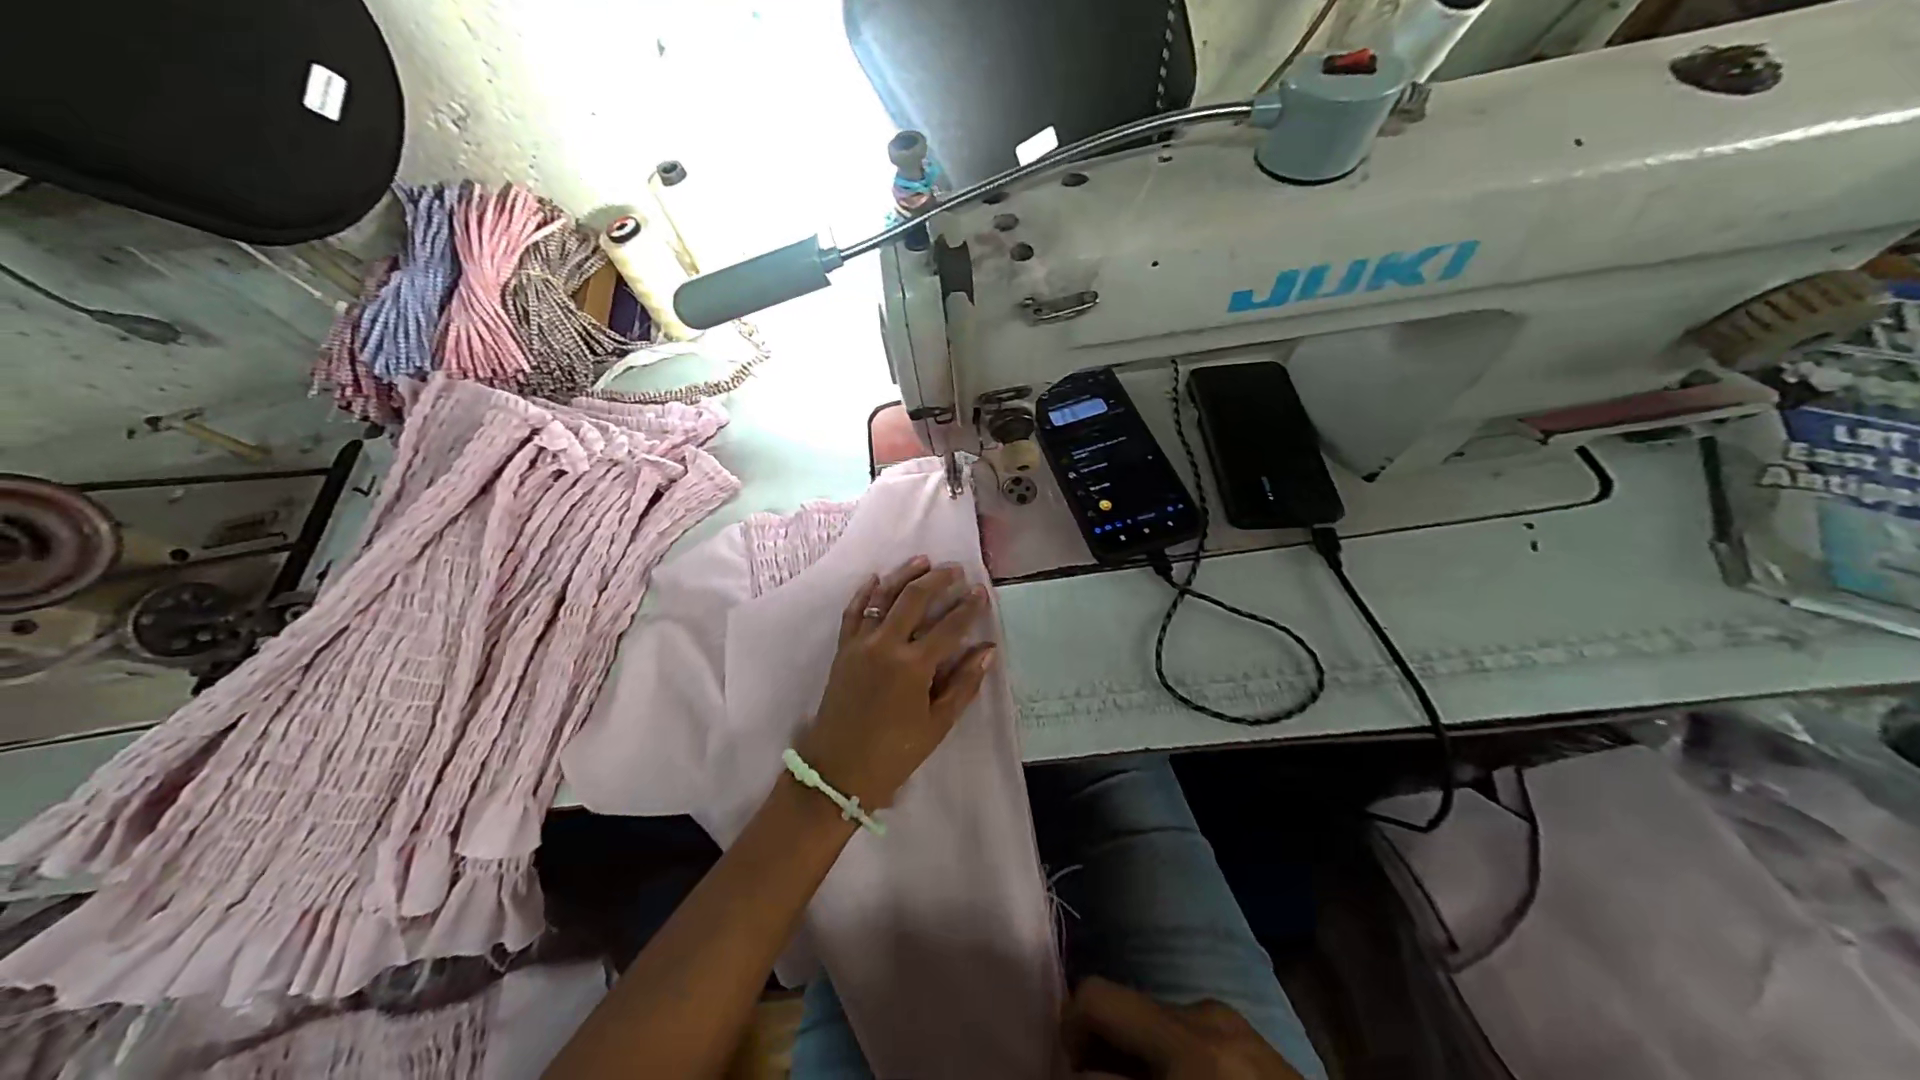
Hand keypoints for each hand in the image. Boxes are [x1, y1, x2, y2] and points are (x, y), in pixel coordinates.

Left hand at [794, 556, 995, 810]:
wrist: (838, 770)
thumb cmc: (895, 753)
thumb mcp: (937, 724)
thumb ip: (963, 684)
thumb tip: (987, 651)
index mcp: (914, 667)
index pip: (949, 626)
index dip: (968, 607)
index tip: (981, 591)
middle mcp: (886, 645)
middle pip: (915, 599)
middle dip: (938, 580)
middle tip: (955, 569)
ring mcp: (860, 644)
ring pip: (883, 597)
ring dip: (904, 576)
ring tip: (922, 561)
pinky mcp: (843, 650)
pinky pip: (853, 611)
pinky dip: (865, 592)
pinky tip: (876, 578)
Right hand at [1062, 977, 1305, 1079]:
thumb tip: (1077, 1069)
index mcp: (1187, 1038)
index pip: (1097, 995)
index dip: (1069, 1027)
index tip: (1068, 1070)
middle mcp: (1208, 1014)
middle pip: (1128, 1008)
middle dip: (1104, 1048)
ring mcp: (1236, 1024)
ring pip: (1159, 1023)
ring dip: (1138, 1057)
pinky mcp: (1255, 1041)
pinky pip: (1192, 1037)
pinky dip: (1171, 1060)